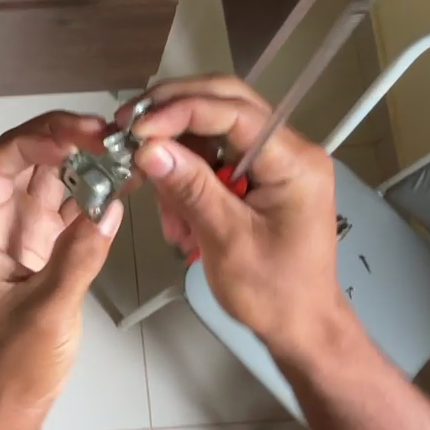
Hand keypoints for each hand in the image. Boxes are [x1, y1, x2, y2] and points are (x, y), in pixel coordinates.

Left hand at [0, 112, 124, 419]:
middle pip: (24, 162)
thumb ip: (79, 256)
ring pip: (49, 181)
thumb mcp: (47, 309)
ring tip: (118, 150)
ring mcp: (23, 236)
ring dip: (81, 163)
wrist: (9, 403)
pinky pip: (68, 210)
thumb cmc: (13, 363)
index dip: (35, 141)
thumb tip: (112, 206)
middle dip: (62, 139)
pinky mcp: (46, 251)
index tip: (78, 138)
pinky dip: (92, 194)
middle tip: (105, 133)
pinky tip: (120, 183)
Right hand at [125, 77, 349, 356]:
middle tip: (128, 128)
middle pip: (225, 103)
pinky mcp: (257, 176)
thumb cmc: (274, 293)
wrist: (301, 326)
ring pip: (212, 130)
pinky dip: (186, 179)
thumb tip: (149, 147)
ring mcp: (272, 161)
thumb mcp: (227, 240)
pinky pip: (213, 158)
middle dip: (173, 114)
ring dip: (177, 158)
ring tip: (165, 208)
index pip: (234, 112)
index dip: (181, 112)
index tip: (139, 129)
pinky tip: (177, 217)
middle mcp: (288, 149)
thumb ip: (190, 188)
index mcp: (294, 161)